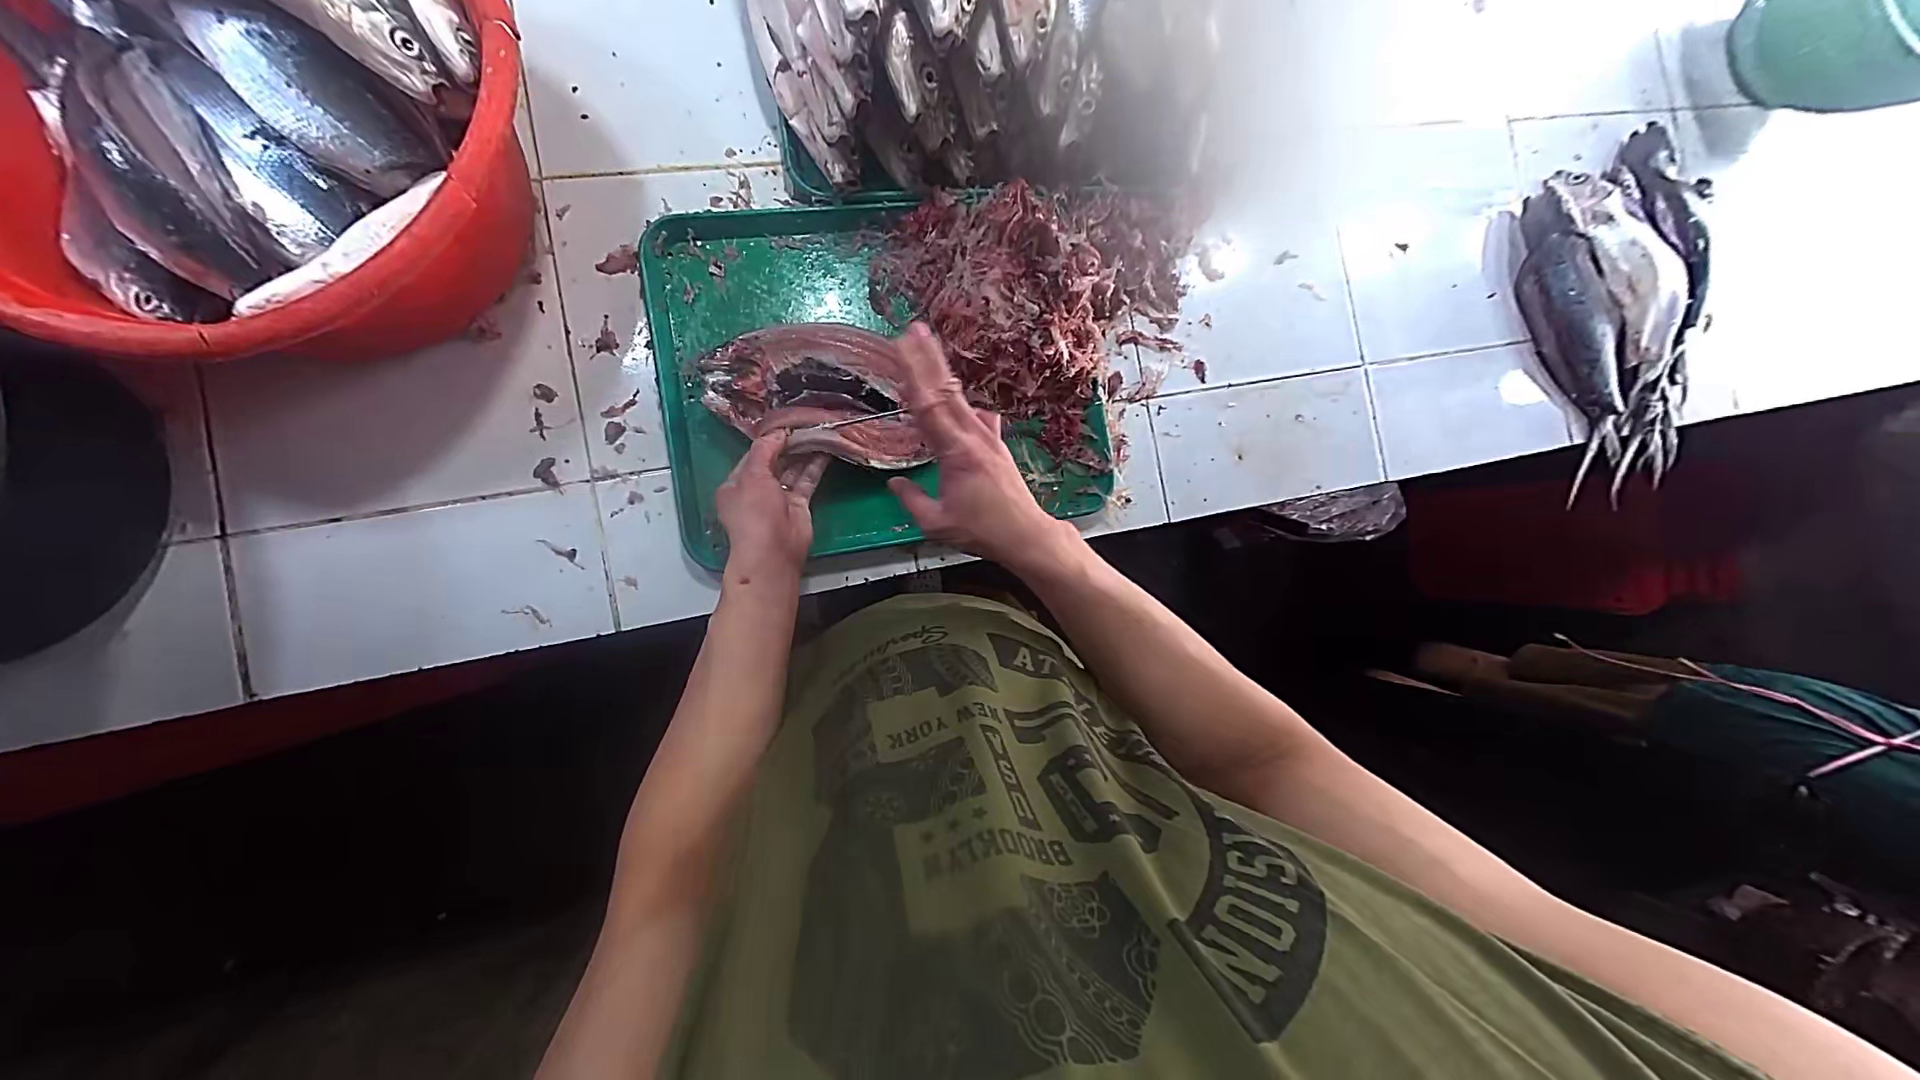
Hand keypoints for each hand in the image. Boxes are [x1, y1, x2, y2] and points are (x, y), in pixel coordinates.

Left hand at [716, 431, 828, 583]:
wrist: (773, 552)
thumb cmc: (755, 514)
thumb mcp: (753, 476)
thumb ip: (765, 450)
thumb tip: (778, 432)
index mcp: (737, 483)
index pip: (753, 455)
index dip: (768, 439)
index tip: (785, 423)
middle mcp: (757, 489)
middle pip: (775, 461)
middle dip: (788, 445)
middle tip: (805, 425)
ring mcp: (779, 498)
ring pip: (792, 469)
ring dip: (803, 453)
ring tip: (817, 433)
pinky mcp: (798, 505)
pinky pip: (806, 481)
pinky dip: (815, 467)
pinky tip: (824, 452)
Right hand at [887, 323, 1083, 574]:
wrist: (1025, 534)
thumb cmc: (981, 531)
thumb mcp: (936, 522)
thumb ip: (911, 499)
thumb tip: (894, 482)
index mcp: (956, 452)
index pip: (927, 406)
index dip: (912, 375)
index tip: (901, 348)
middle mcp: (973, 437)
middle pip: (945, 390)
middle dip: (928, 358)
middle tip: (913, 330)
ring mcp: (988, 438)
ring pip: (960, 398)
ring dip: (942, 372)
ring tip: (929, 348)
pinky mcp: (996, 444)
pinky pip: (975, 414)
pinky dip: (961, 400)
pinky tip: (958, 396)